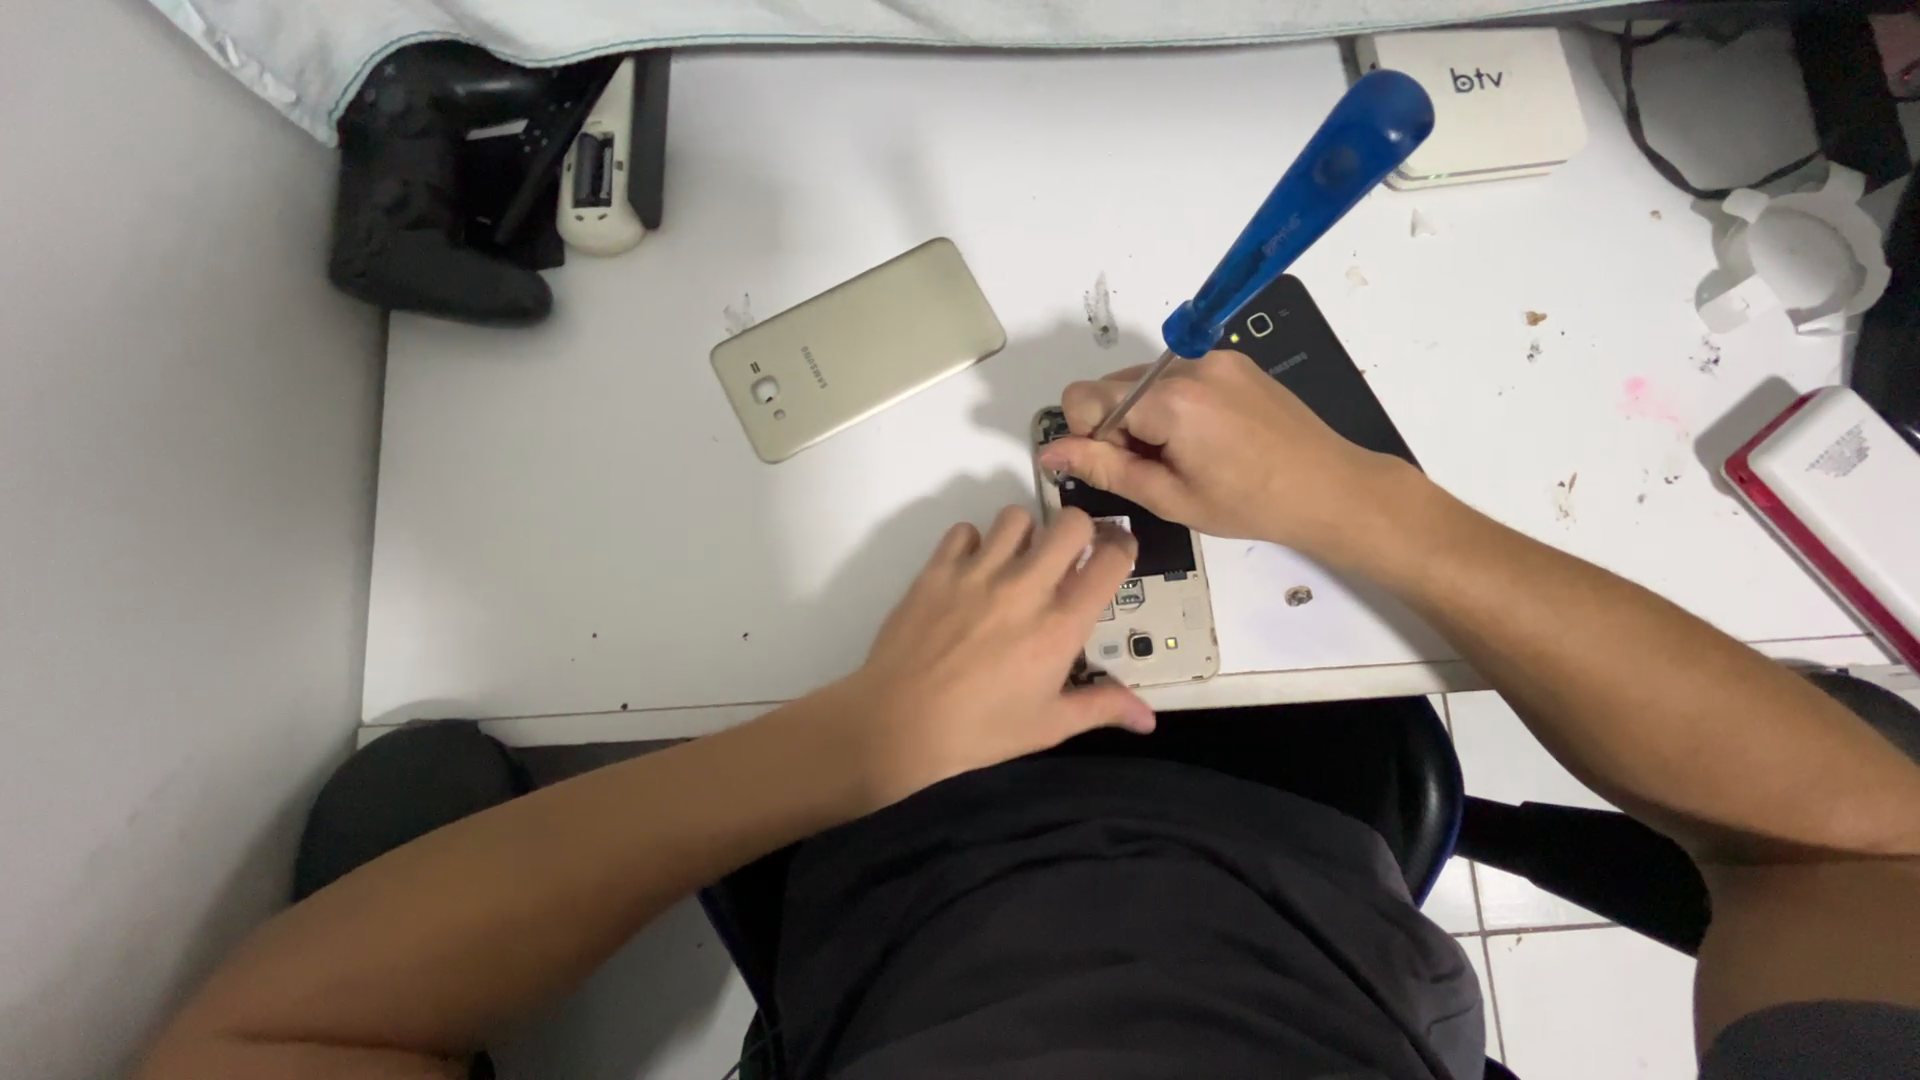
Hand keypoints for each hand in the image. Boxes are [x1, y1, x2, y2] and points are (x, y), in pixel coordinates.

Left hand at [833, 505, 1153, 807]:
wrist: (900, 726)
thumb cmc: (980, 732)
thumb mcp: (1048, 725)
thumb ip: (1102, 708)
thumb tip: (1149, 718)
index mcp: (1060, 626)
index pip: (1110, 561)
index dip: (1122, 550)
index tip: (1116, 555)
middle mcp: (1025, 588)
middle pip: (1070, 523)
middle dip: (1078, 531)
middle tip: (1068, 555)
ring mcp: (977, 573)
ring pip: (1016, 516)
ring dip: (1025, 533)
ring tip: (1016, 560)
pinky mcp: (937, 570)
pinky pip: (964, 530)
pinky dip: (973, 543)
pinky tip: (971, 570)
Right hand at [1036, 350, 1421, 563]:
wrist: (1327, 488)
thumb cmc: (1249, 503)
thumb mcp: (1167, 496)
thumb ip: (1103, 468)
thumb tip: (1050, 452)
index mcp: (1170, 400)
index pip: (1084, 397)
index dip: (1089, 436)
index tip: (1122, 464)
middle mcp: (1187, 365)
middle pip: (1110, 386)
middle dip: (1118, 426)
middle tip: (1157, 466)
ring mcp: (1213, 358)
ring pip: (1141, 382)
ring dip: (1144, 416)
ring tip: (1184, 454)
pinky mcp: (1232, 360)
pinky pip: (1175, 376)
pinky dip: (1172, 404)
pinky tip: (1204, 437)